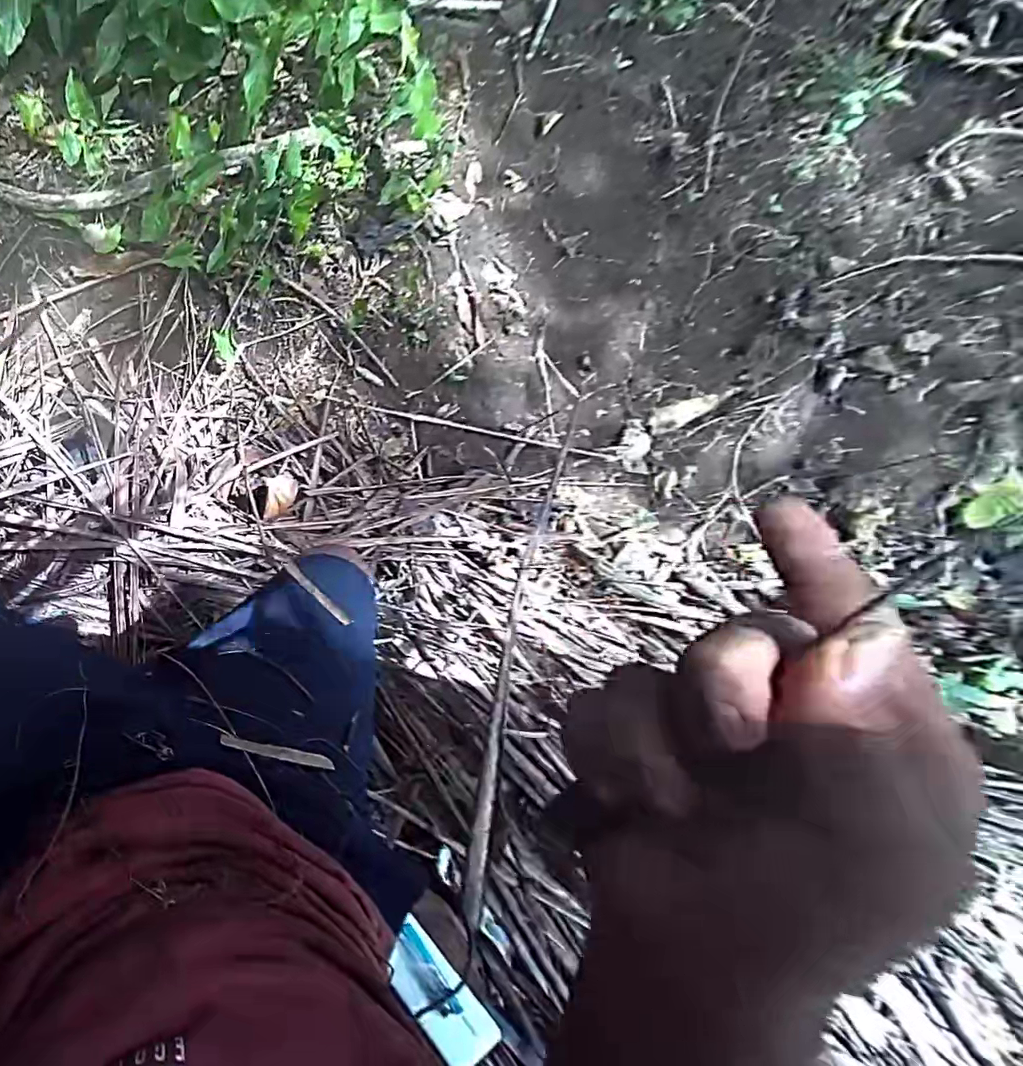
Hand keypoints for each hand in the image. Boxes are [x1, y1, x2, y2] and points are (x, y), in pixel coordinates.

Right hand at [564, 499, 981, 1006]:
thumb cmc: (807, 912)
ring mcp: (686, 724)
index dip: (816, 567)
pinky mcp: (617, 737)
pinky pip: (591, 708)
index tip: (778, 515)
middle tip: (731, 747)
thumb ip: (871, 747)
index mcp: (865, 729)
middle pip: (733, 640)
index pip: (850, 629)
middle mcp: (776, 713)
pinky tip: (622, 797)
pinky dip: (603, 752)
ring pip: (645, 676)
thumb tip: (856, 643)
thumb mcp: (874, 848)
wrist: (691, 951)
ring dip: (650, 744)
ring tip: (664, 803)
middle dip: (721, 686)